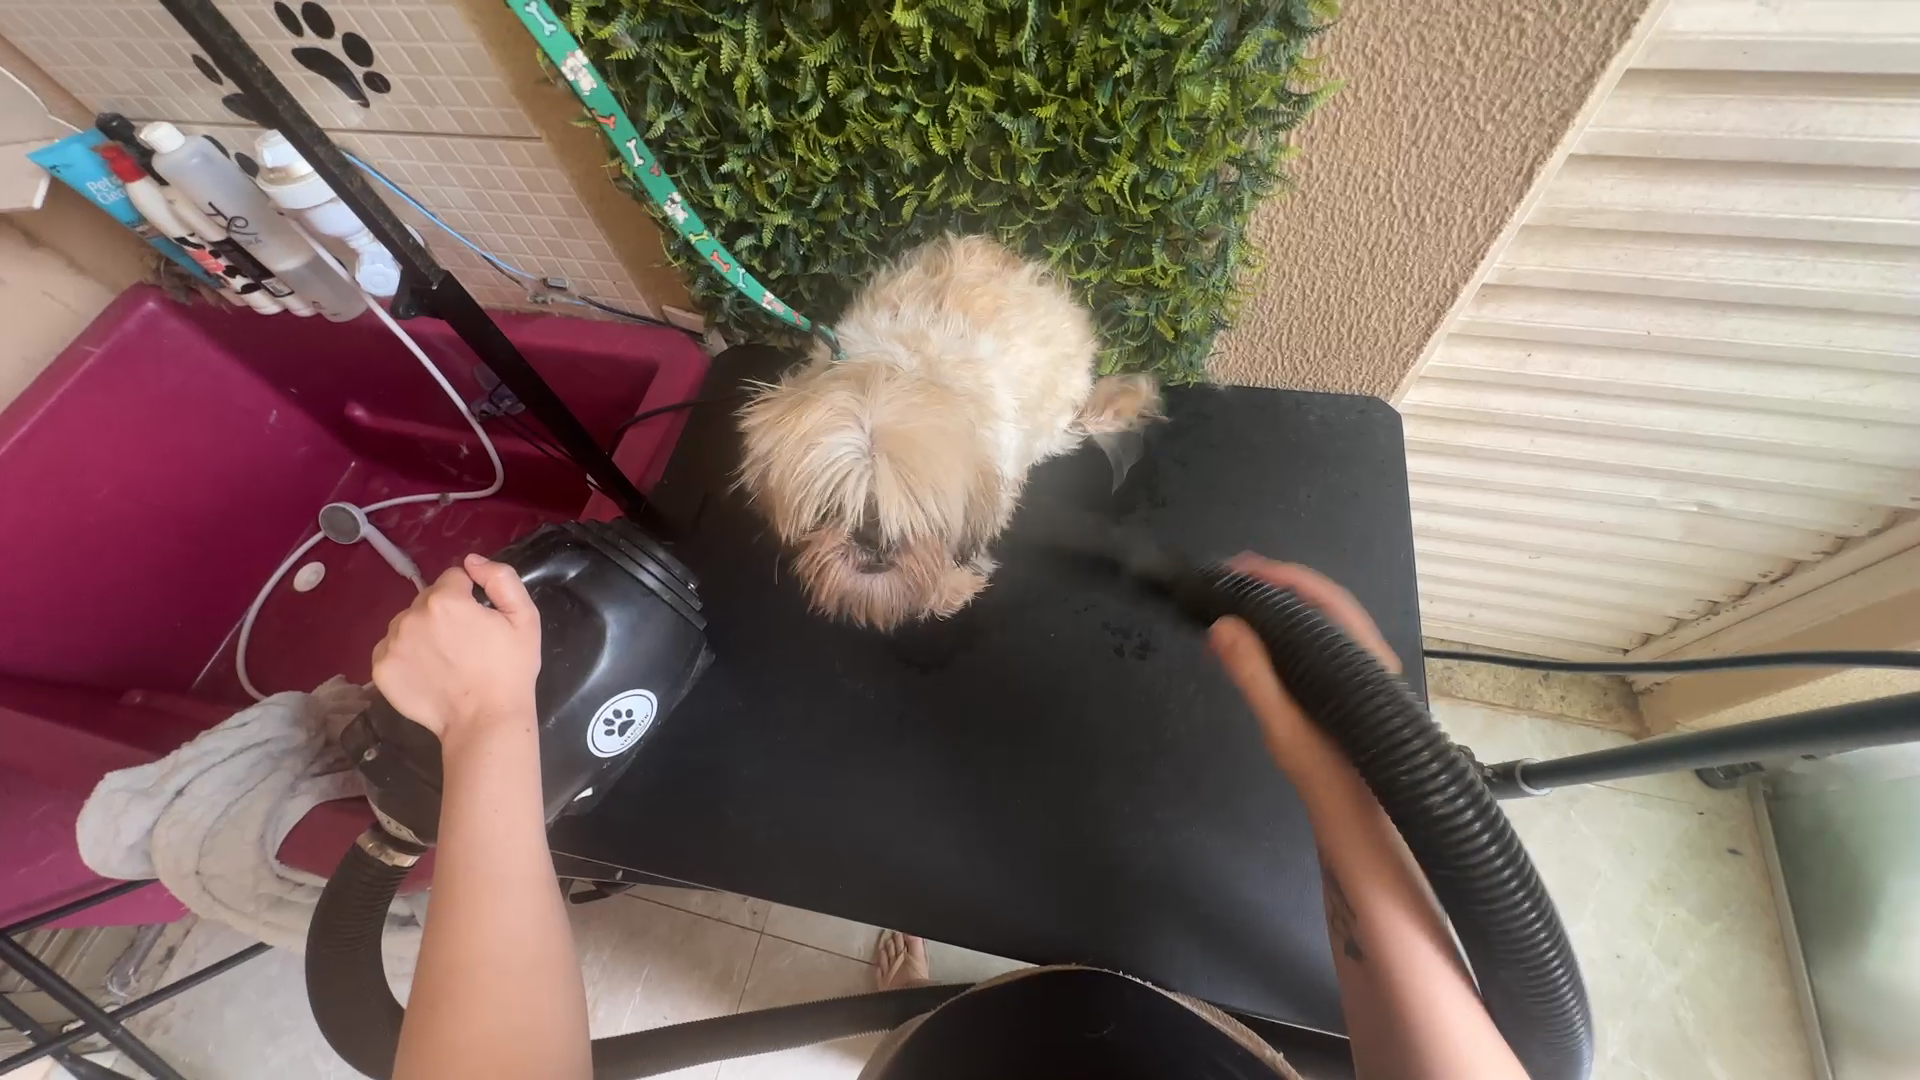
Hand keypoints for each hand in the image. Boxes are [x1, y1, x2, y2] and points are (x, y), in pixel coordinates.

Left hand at [371, 554, 541, 744]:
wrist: (485, 718)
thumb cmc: (511, 667)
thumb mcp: (525, 617)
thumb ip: (502, 579)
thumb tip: (472, 562)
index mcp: (445, 600)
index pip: (455, 577)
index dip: (473, 593)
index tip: (484, 617)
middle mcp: (410, 616)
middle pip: (428, 599)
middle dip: (447, 611)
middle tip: (469, 640)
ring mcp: (390, 644)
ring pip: (408, 622)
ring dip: (425, 630)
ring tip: (448, 656)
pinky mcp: (380, 668)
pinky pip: (392, 646)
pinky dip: (408, 652)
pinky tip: (430, 669)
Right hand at [1207, 554, 1398, 783]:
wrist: (1355, 817)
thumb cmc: (1325, 773)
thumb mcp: (1282, 724)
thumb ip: (1253, 673)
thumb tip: (1223, 625)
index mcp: (1362, 658)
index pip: (1324, 598)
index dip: (1281, 576)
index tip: (1240, 568)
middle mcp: (1364, 655)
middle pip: (1319, 603)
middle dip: (1272, 585)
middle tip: (1229, 577)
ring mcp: (1354, 669)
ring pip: (1313, 621)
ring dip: (1272, 606)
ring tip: (1232, 600)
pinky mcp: (1340, 683)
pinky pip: (1308, 642)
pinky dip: (1276, 630)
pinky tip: (1247, 636)